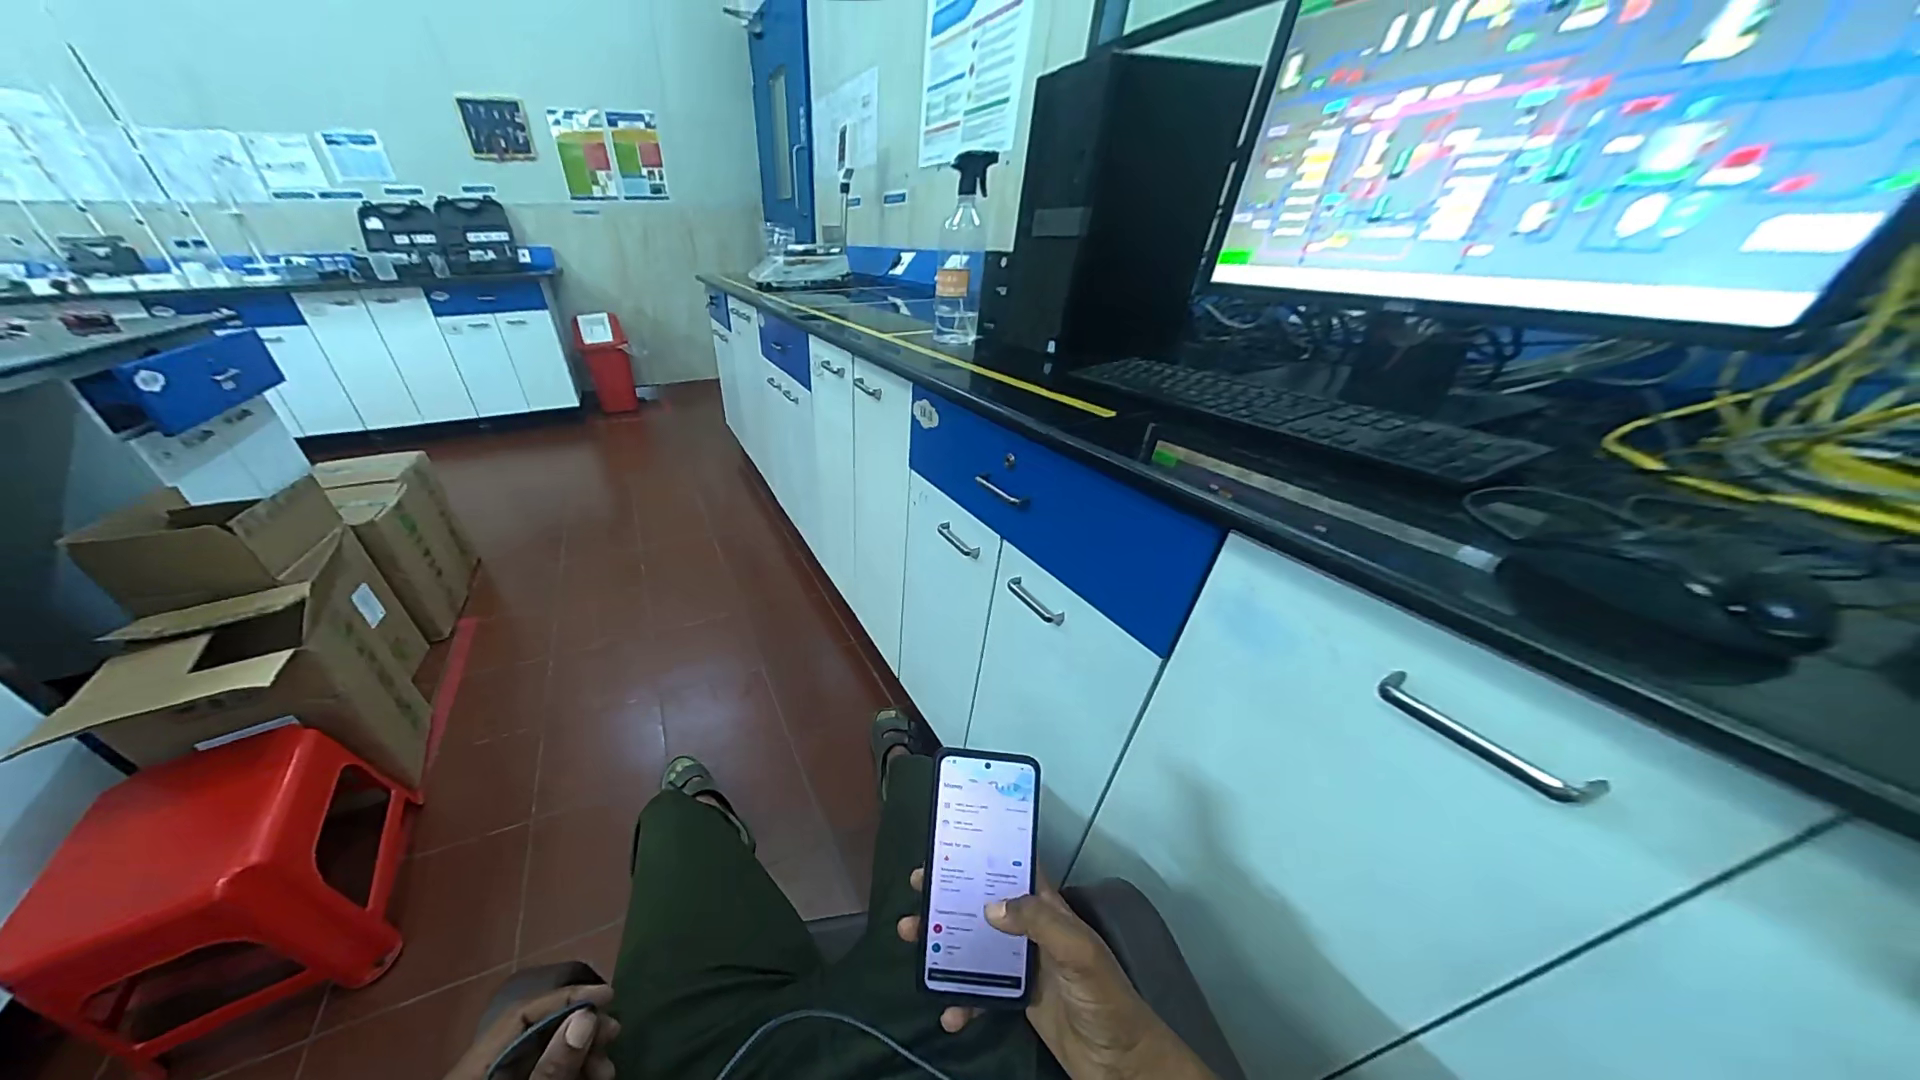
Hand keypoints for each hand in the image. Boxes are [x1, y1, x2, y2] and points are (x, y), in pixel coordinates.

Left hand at [442, 984, 620, 1079]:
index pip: (524, 1010)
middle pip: (538, 1030)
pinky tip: (591, 1074)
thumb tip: (588, 1015)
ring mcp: (494, 1076)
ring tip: (607, 1067)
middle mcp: (481, 1063)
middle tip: (614, 1032)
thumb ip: (552, 1065)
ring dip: (581, 1051)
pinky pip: (541, 1067)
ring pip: (544, 1050)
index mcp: (473, 1062)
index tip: (609, 994)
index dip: (568, 997)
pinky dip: (569, 1067)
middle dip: (581, 1027)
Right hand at [897, 869, 1214, 1079]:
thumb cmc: (1105, 996)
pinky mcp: (1017, 998)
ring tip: (913, 938)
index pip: (1013, 868)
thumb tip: (990, 906)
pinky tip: (950, 1013)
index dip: (984, 853)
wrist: (1121, 1062)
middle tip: (917, 887)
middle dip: (951, 895)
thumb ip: (1039, 922)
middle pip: (984, 903)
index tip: (949, 845)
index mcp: (1048, 907)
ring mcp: (1022, 963)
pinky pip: (981, 992)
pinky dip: (962, 999)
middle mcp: (1031, 928)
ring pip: (975, 944)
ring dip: (944, 942)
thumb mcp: (1078, 951)